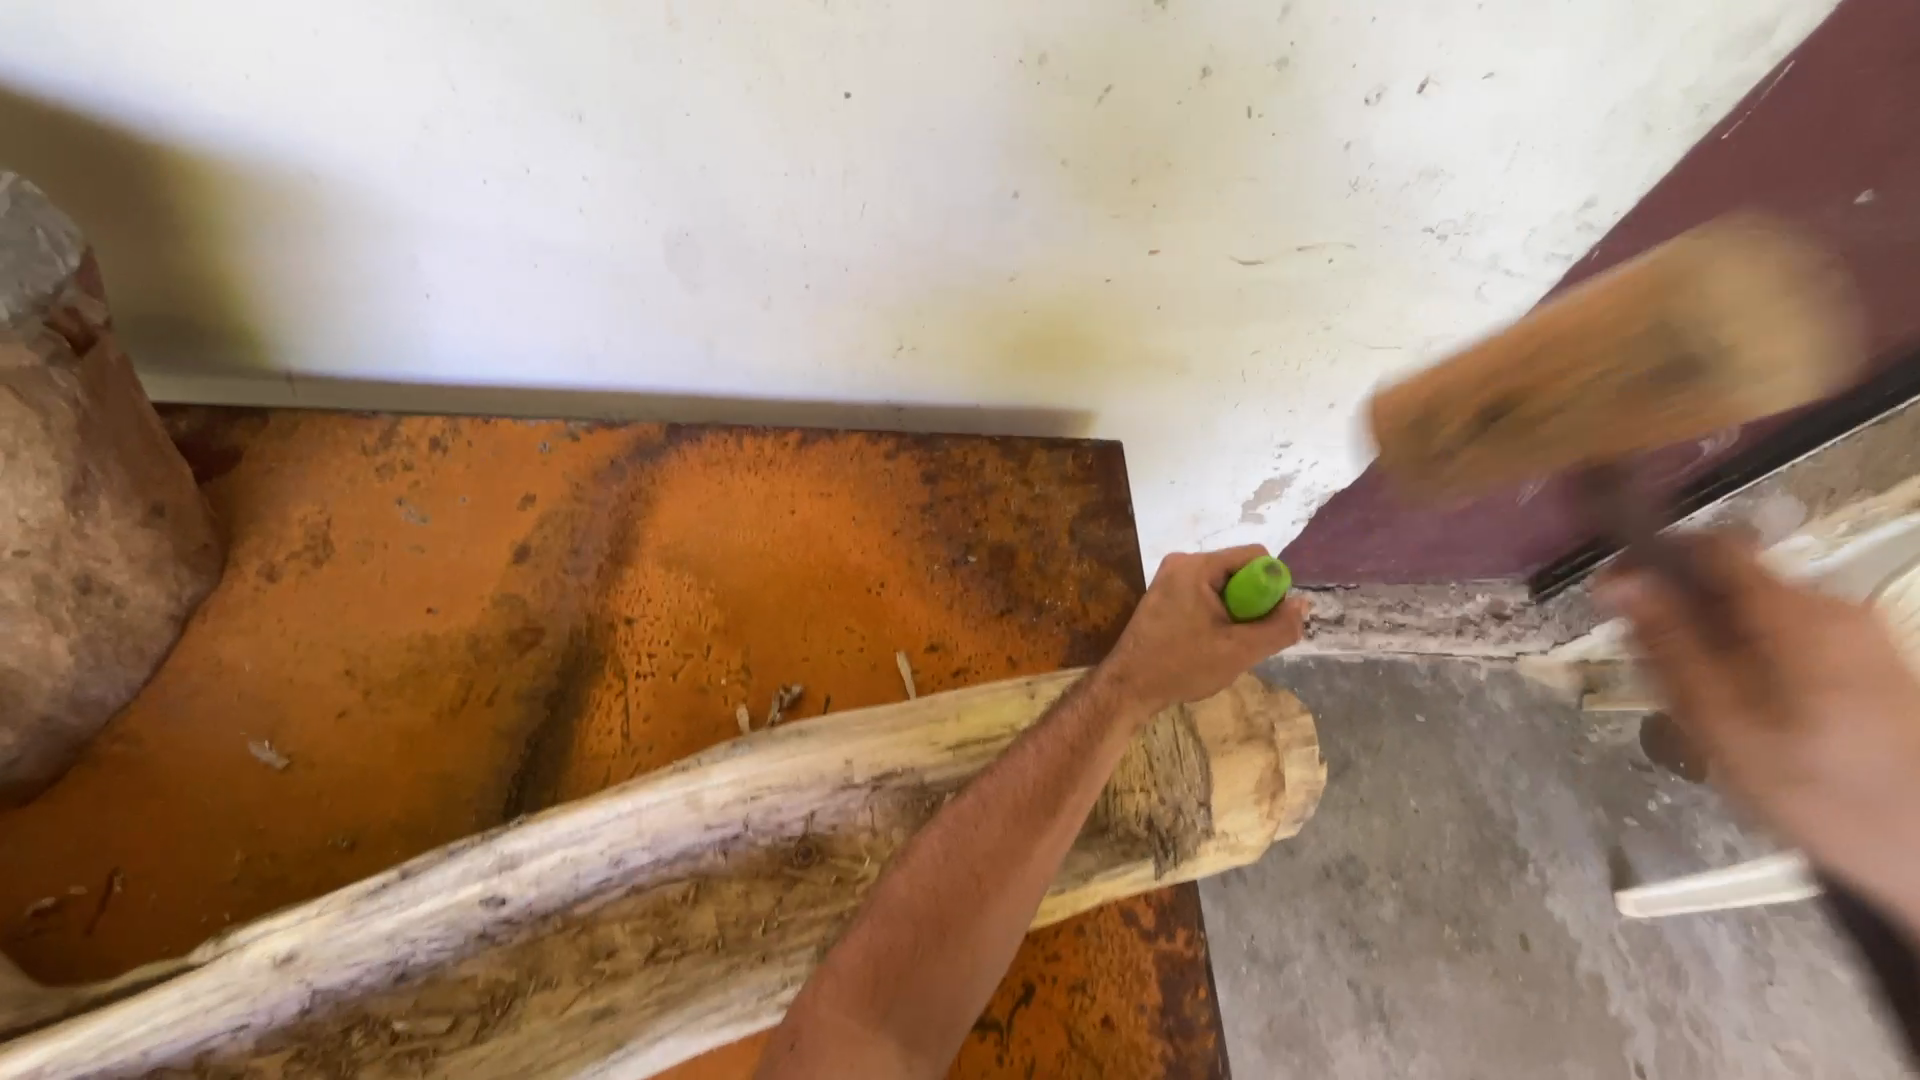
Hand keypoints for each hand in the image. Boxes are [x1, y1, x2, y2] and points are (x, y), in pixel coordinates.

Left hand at [1095, 545, 1309, 716]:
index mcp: (1196, 566)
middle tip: (1242, 639)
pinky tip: (1205, 644)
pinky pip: (1204, 596)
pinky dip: (1214, 617)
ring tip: (1222, 645)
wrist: (1128, 687)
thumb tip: (1302, 603)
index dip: (1271, 587)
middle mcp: (1181, 563)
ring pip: (1223, 587)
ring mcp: (1168, 579)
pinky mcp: (1163, 596)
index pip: (1256, 557)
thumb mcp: (1240, 650)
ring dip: (1233, 615)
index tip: (1265, 621)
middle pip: (1239, 572)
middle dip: (1251, 604)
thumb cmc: (1182, 666)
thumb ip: (1278, 626)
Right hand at [1597, 534, 1919, 924]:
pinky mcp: (1868, 655)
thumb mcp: (1716, 720)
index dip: (1648, 556)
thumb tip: (1619, 581)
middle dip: (1675, 610)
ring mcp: (1858, 631)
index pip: (1708, 547)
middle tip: (1646, 665)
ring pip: (1750, 607)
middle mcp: (1834, 607)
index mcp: (1796, 616)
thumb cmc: (1814, 790)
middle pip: (1728, 579)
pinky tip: (1738, 703)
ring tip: (1692, 697)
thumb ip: (1666, 643)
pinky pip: (1780, 629)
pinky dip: (1742, 650)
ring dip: (1706, 635)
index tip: (1607, 593)